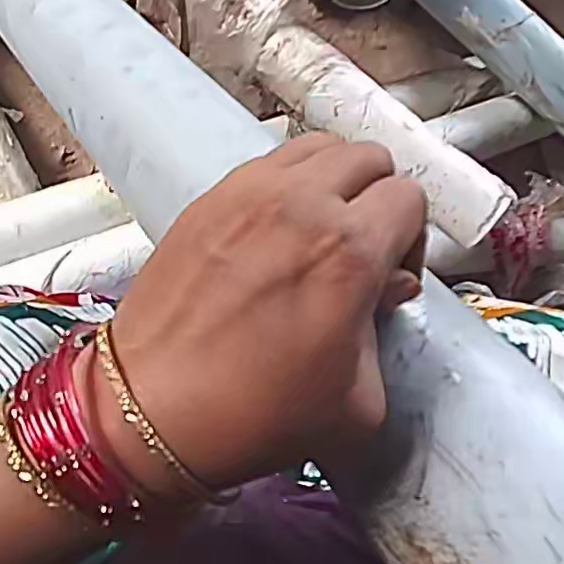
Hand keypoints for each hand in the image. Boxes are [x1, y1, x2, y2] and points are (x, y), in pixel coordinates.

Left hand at [88, 134, 425, 500]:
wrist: (151, 411)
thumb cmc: (248, 415)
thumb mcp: (355, 400)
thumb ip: (386, 333)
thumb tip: (388, 290)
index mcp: (348, 252)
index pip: (409, 199)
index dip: (411, 238)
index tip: (393, 271)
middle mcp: (301, 206)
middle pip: (370, 158)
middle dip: (381, 199)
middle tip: (366, 244)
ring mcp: (251, 194)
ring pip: (321, 147)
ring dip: (337, 179)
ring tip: (325, 226)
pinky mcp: (212, 197)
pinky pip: (270, 161)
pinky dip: (290, 180)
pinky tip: (281, 225)